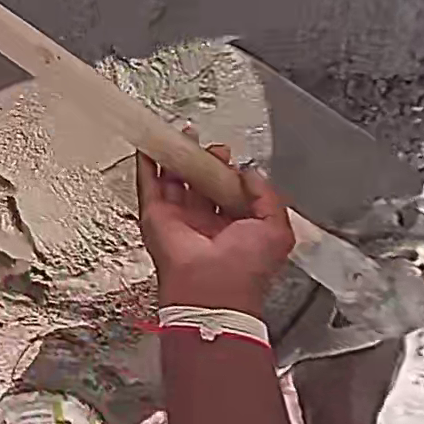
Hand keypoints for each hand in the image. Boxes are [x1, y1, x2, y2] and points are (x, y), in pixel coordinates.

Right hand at [136, 138, 293, 313]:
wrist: (213, 287)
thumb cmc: (246, 268)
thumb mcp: (277, 230)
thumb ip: (267, 197)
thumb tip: (251, 173)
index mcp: (232, 227)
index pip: (227, 191)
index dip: (227, 171)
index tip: (228, 157)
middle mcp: (203, 220)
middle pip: (198, 182)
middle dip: (201, 161)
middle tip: (203, 144)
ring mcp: (177, 216)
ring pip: (172, 179)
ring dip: (175, 158)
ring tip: (178, 137)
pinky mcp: (155, 214)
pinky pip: (148, 184)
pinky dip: (146, 165)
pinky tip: (149, 148)